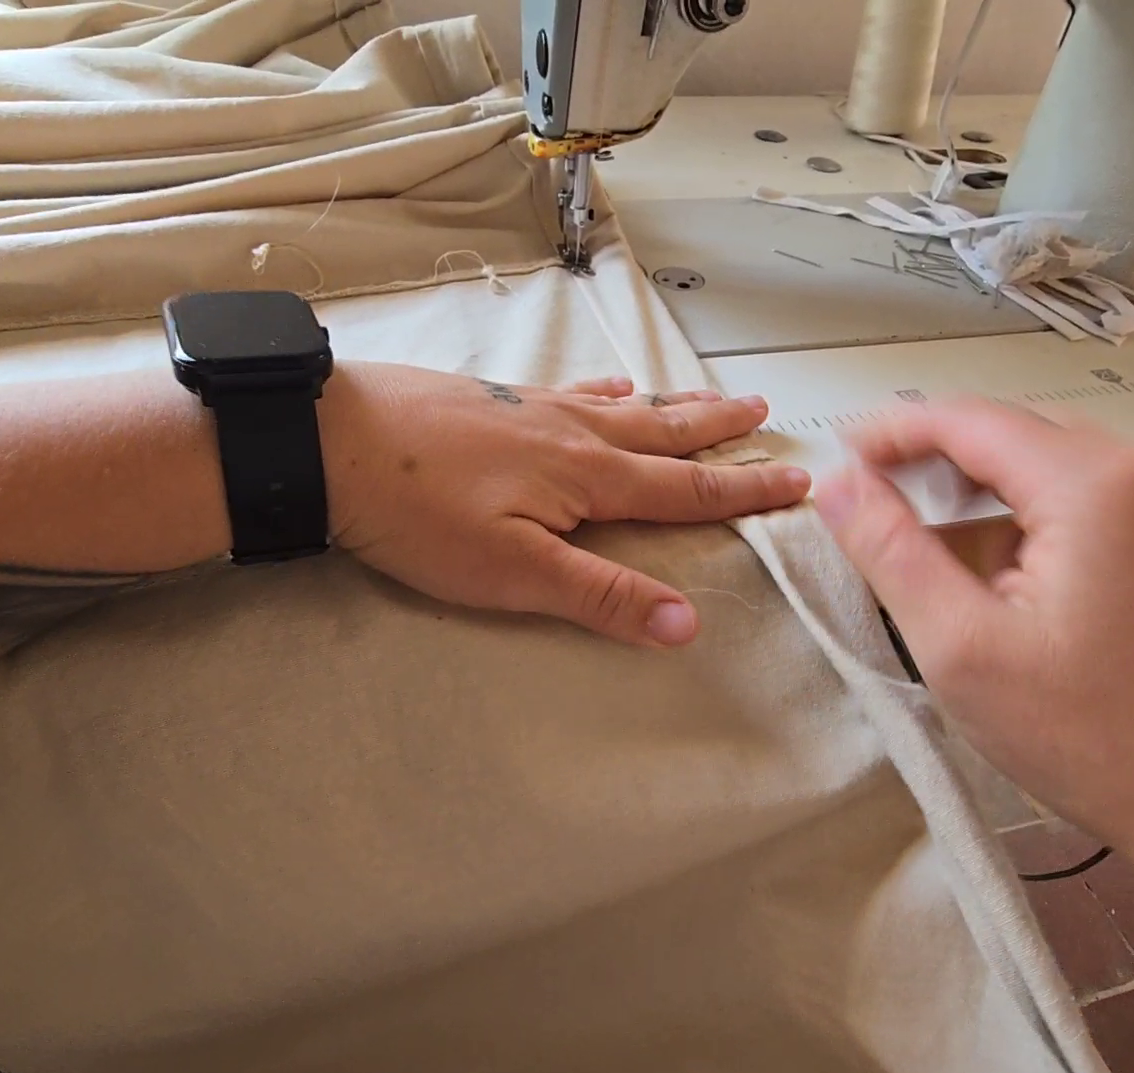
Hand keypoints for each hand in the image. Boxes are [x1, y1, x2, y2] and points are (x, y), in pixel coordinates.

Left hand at [317, 363, 809, 646]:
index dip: (745, 489)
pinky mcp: (495, 398)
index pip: (687, 489)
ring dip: (672, 405)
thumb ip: (602, 595)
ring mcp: (534, 409)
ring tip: (706, 398)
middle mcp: (573, 434)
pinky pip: (571, 391)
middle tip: (761, 410)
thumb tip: (688, 625)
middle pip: (663, 432)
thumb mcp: (515, 574)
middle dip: (718, 429)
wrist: (337, 442)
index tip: (795, 480)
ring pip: (623, 407)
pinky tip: (606, 386)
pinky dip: (604, 390)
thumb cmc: (424, 516)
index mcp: (589, 479)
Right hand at [812, 400, 1133, 867]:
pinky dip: (1041, 507)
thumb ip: (889, 552)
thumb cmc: (1100, 741)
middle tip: (880, 494)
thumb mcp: (961, 648)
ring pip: (1062, 461)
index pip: (969, 419)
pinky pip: (1104, 495)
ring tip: (938, 529)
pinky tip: (1017, 562)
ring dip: (990, 481)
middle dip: (939, 454)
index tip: (845, 456)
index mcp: (1095, 486)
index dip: (894, 431)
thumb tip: (838, 486)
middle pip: (1019, 430)